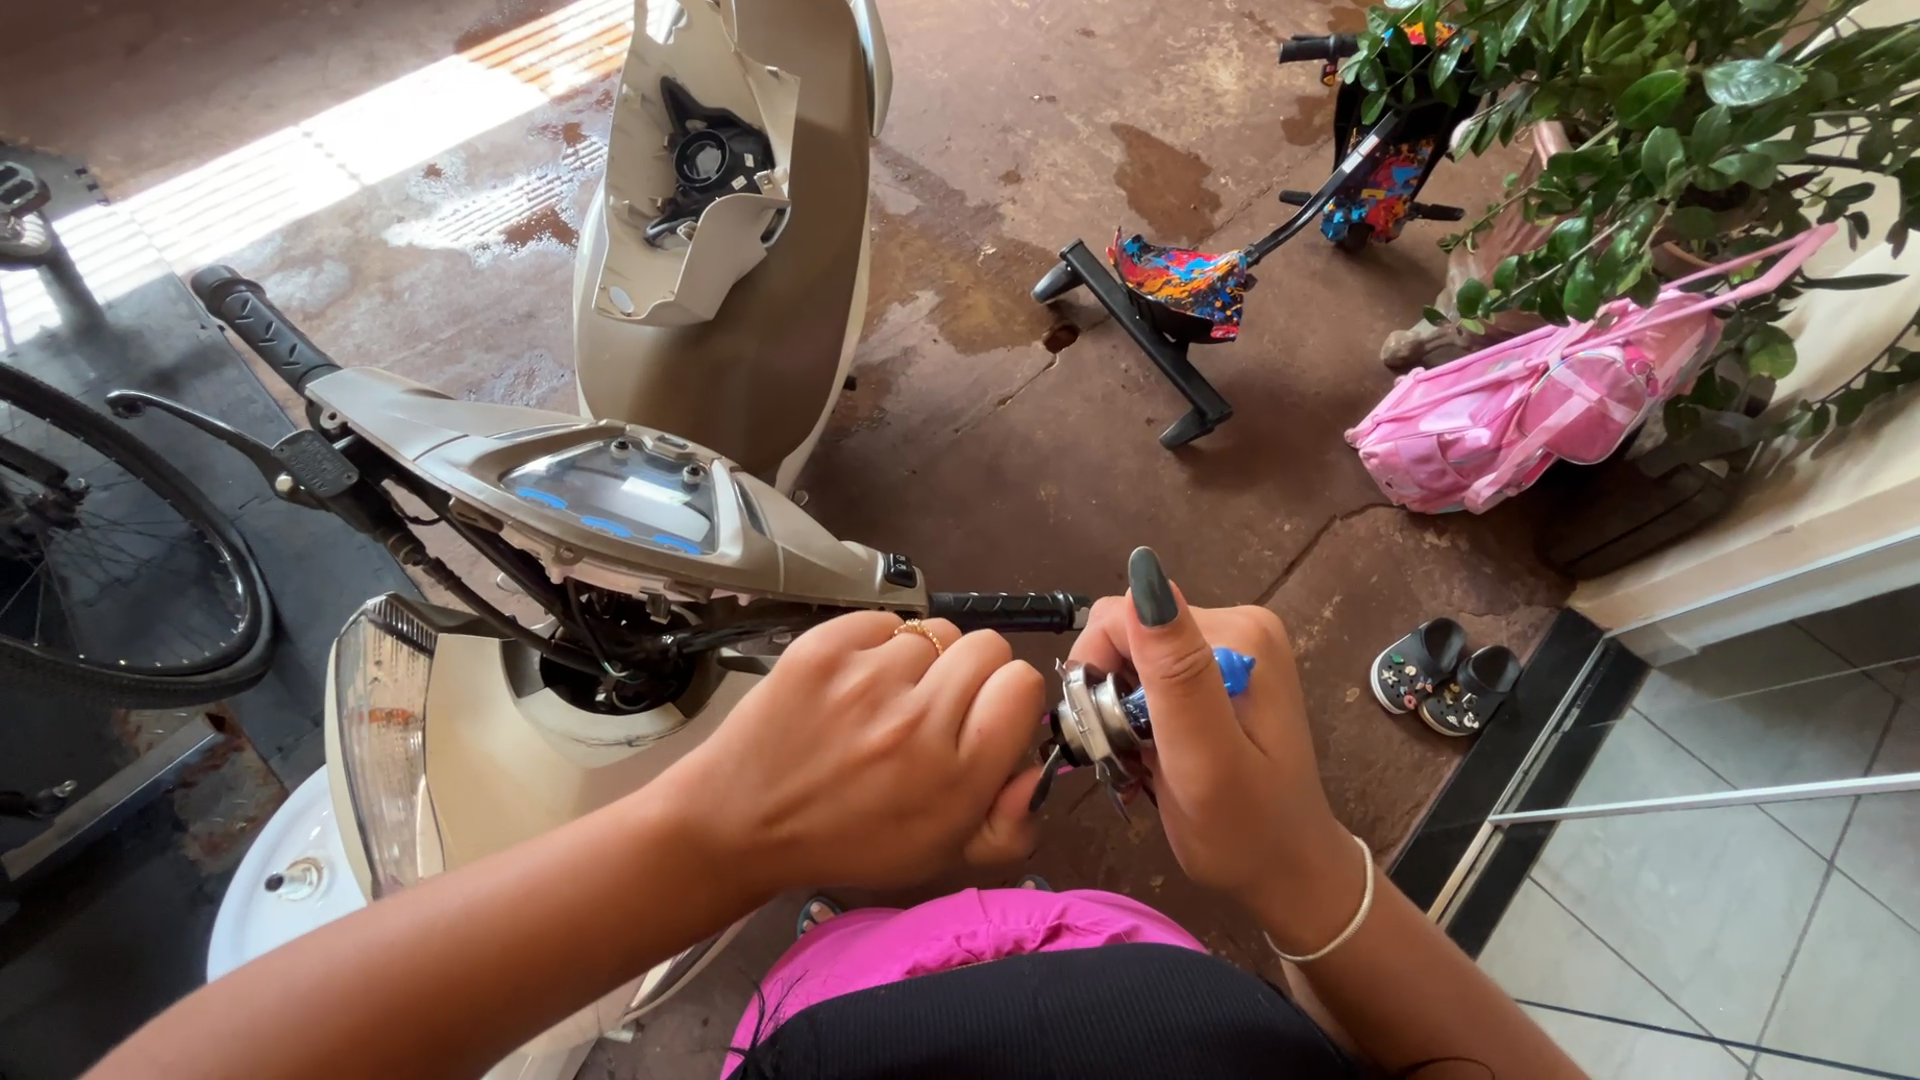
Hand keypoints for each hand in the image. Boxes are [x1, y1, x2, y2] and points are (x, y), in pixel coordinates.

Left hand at [659, 612, 1044, 897]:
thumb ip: (1010, 825)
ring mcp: (867, 677)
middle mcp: (918, 720)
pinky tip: (853, 680)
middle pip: (986, 645)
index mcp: (956, 776)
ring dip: (921, 661)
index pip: (1022, 684)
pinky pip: (884, 620)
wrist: (740, 820)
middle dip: (971, 672)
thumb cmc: (849, 841)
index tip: (982, 714)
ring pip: (933, 631)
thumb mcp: (940, 856)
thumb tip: (1036, 768)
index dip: (1008, 697)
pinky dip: (877, 644)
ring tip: (884, 697)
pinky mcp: (824, 646)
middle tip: (935, 703)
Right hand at [1069, 548, 1362, 950]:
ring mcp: (1228, 646)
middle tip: (1125, 749)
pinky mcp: (1216, 670)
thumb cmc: (1243, 829)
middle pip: (1125, 631)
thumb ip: (1175, 671)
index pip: (1123, 617)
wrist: (1285, 871)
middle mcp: (1236, 625)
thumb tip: (1144, 573)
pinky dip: (1133, 709)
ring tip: (1139, 753)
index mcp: (1238, 634)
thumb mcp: (1204, 757)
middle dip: (1107, 690)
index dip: (1097, 673)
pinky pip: (1146, 669)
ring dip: (1117, 704)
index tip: (1108, 732)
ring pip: (1129, 652)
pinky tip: (1151, 745)